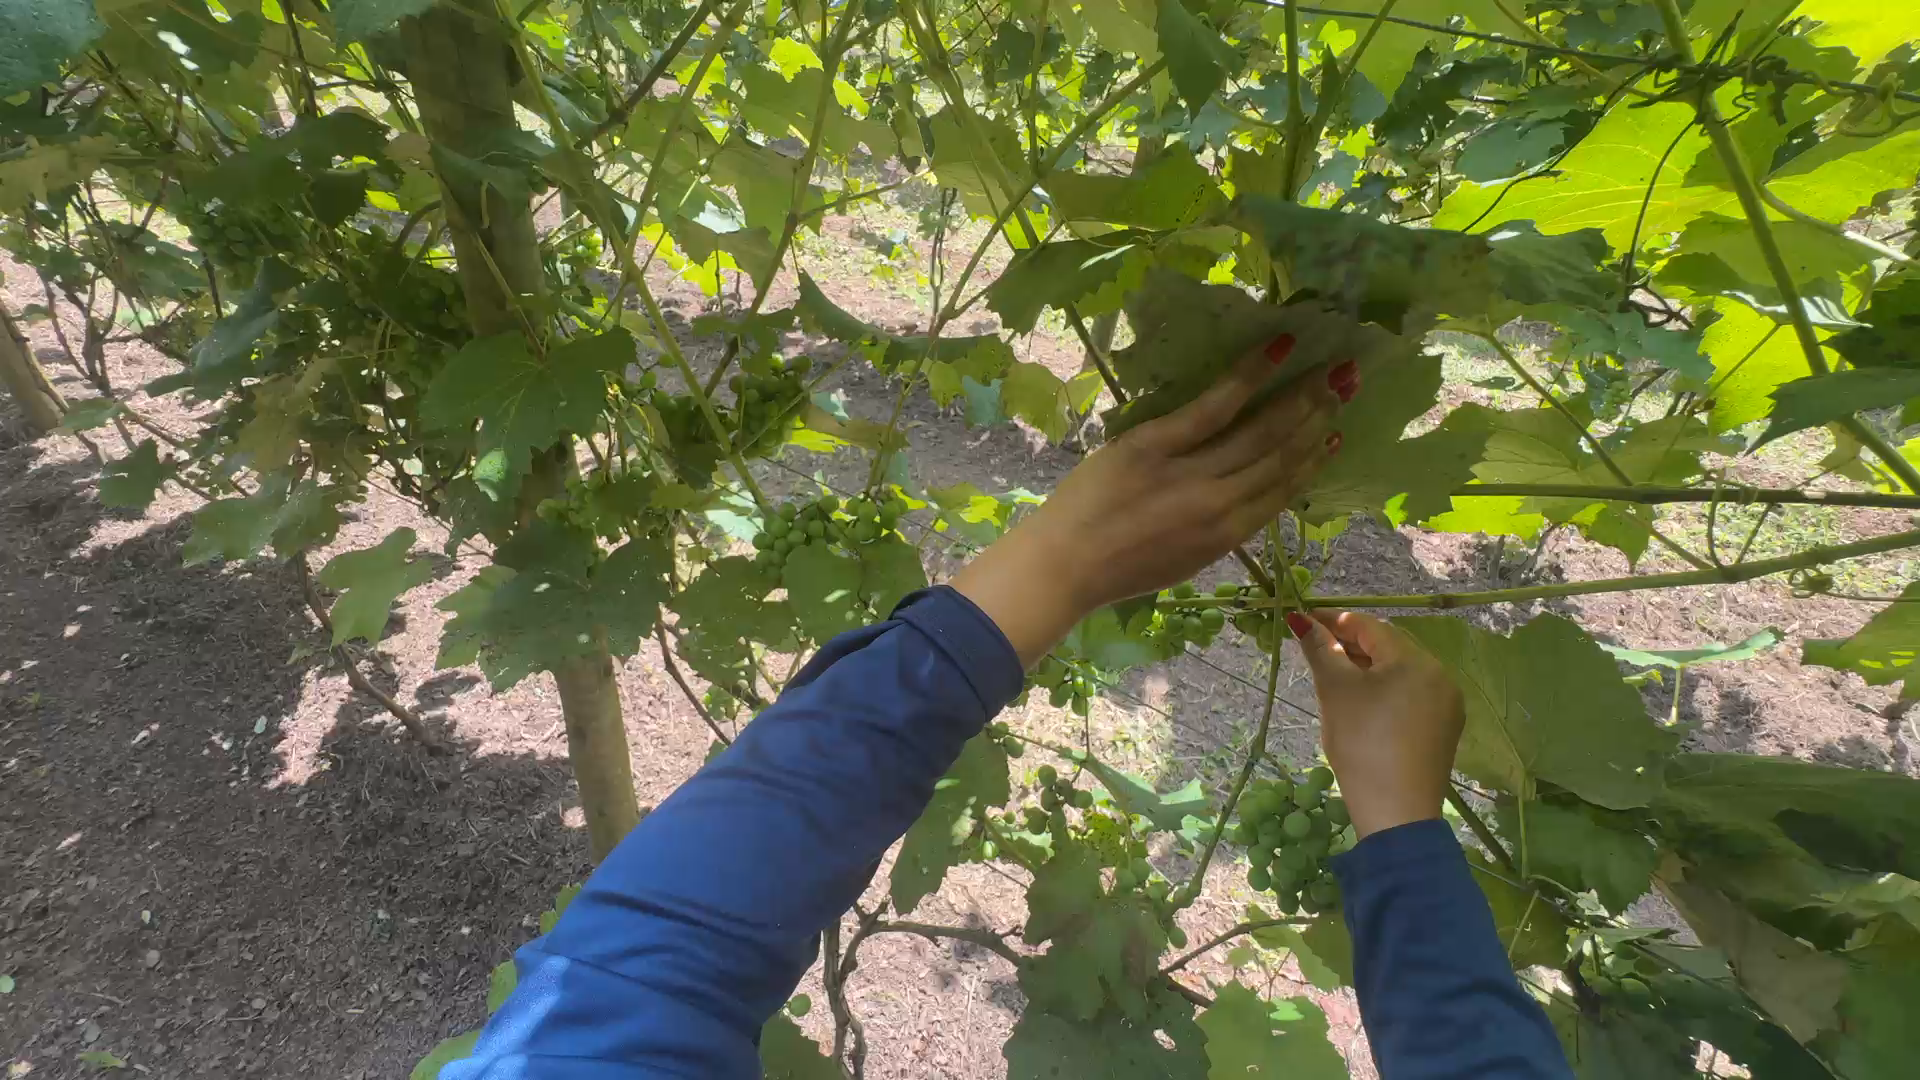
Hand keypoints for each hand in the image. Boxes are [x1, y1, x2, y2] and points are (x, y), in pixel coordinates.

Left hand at [953, 338, 1353, 665]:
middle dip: (1316, 417)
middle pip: (1280, 454)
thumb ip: (1213, 531)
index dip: (1312, 461)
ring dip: (1298, 397)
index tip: (1335, 434)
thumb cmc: (1113, 571)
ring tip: (1327, 369)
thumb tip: (1241, 497)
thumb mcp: (1179, 563)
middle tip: (1345, 383)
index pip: (1282, 492)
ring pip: (1259, 430)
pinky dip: (1248, 376)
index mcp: (1226, 537)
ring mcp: (1190, 473)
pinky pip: (1213, 406)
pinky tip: (1278, 349)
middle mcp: (1222, 504)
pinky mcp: (1155, 446)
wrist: (1063, 569)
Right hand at [1287, 610, 1464, 839]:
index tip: (1301, 620)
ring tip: (1331, 672)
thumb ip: (1320, 648)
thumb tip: (1300, 619)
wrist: (1396, 809)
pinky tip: (1359, 700)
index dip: (1333, 620)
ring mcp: (1446, 702)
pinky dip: (1381, 687)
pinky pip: (1408, 692)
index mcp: (1415, 661)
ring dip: (1364, 664)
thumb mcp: (1334, 689)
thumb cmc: (1361, 741)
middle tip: (1313, 646)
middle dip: (1348, 641)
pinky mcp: (1443, 726)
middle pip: (1387, 645)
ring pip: (1397, 669)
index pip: (1369, 626)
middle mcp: (1439, 674)